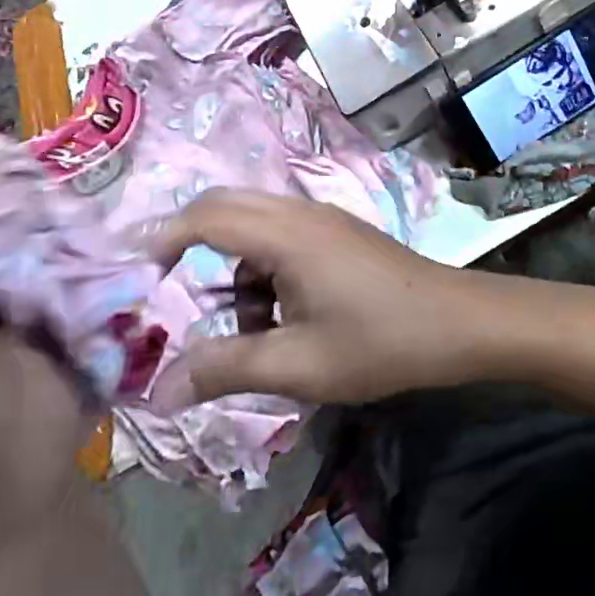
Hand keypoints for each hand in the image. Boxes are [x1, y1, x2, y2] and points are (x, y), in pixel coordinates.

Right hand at [143, 190, 492, 409]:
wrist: (456, 322)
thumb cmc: (378, 342)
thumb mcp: (297, 365)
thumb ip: (225, 369)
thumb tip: (160, 389)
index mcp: (287, 234)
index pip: (206, 215)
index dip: (163, 240)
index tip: (138, 278)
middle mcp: (302, 212)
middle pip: (228, 206)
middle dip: (192, 244)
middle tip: (175, 294)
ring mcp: (325, 220)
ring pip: (256, 225)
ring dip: (237, 268)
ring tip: (256, 327)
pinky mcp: (341, 234)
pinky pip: (284, 236)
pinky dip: (267, 268)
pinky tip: (289, 316)